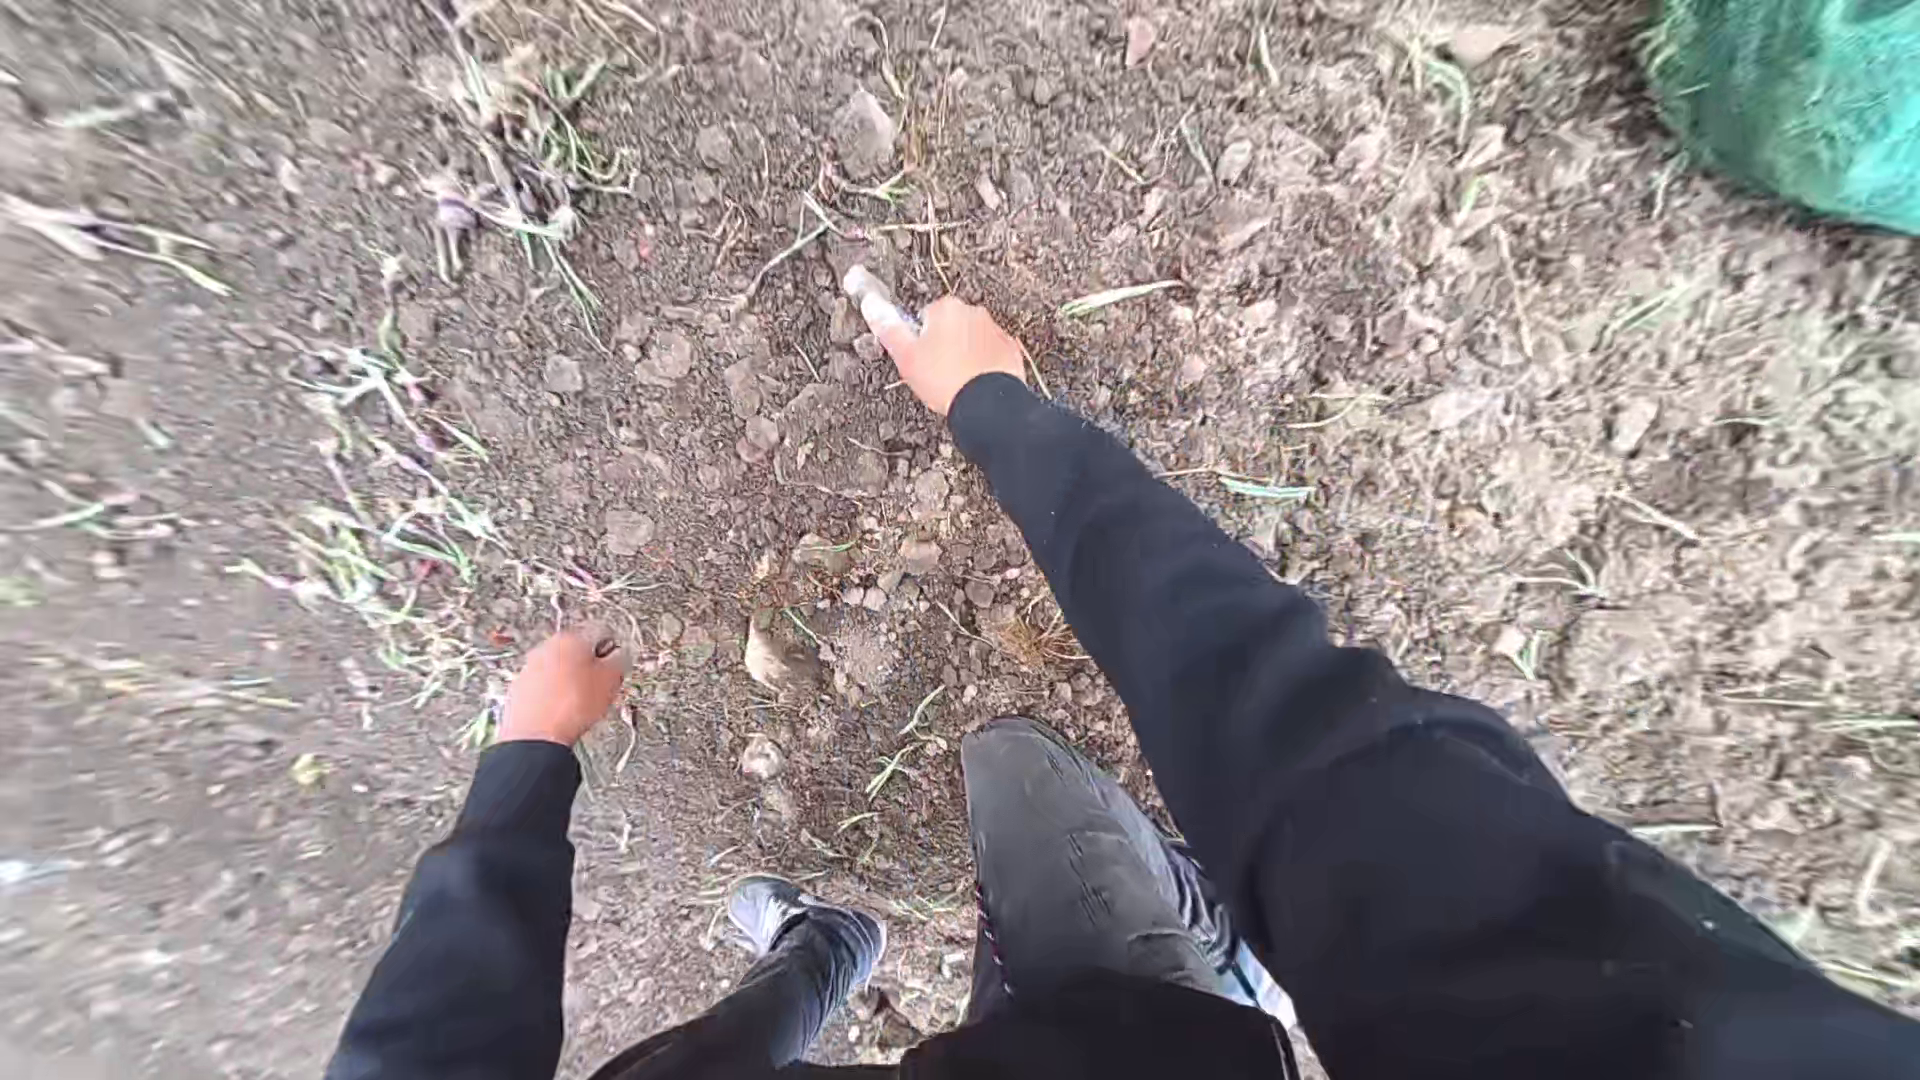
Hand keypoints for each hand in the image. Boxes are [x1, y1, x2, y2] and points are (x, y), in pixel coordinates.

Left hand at [498, 626, 628, 746]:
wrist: (537, 737)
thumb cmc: (574, 704)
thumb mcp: (612, 679)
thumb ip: (620, 660)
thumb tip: (619, 656)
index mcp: (570, 638)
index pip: (601, 635)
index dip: (613, 652)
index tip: (616, 666)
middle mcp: (545, 649)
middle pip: (577, 652)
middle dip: (590, 667)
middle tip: (601, 685)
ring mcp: (528, 670)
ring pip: (560, 670)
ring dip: (572, 682)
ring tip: (583, 702)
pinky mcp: (518, 691)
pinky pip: (544, 688)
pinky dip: (555, 695)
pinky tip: (564, 710)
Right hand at [866, 295, 1026, 415]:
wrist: (986, 404)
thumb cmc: (946, 381)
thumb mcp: (906, 357)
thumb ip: (888, 329)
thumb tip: (872, 306)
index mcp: (946, 308)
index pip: (925, 317)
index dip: (920, 341)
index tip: (920, 359)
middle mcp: (974, 313)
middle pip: (951, 326)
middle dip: (943, 345)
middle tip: (936, 372)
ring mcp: (995, 331)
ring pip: (972, 340)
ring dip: (965, 355)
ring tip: (956, 381)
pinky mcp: (1009, 351)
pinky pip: (992, 354)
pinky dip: (984, 365)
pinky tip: (975, 383)